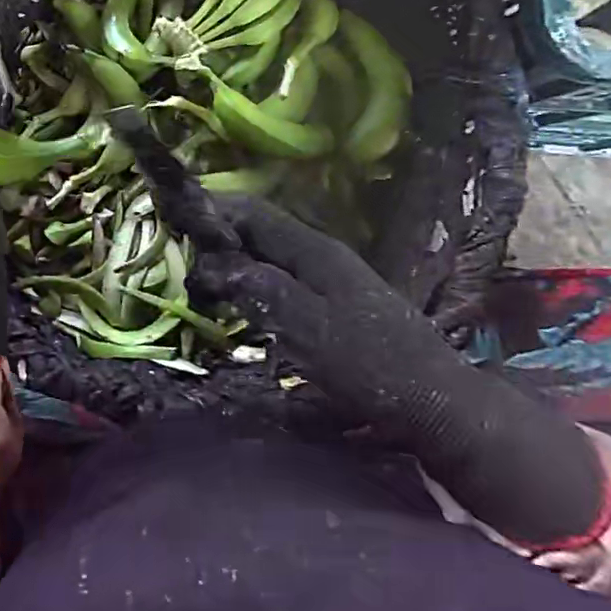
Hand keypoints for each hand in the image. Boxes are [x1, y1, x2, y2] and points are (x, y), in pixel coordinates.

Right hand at [200, 195, 610, 548]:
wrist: (437, 400)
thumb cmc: (370, 363)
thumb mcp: (307, 326)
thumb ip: (258, 287)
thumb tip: (209, 260)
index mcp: (312, 249)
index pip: (250, 211)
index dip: (211, 210)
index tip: (173, 220)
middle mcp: (318, 251)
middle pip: (256, 227)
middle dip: (215, 235)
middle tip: (180, 256)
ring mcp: (327, 274)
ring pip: (265, 251)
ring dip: (231, 259)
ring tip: (199, 280)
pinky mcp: (331, 297)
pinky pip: (278, 274)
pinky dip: (250, 279)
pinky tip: (236, 303)